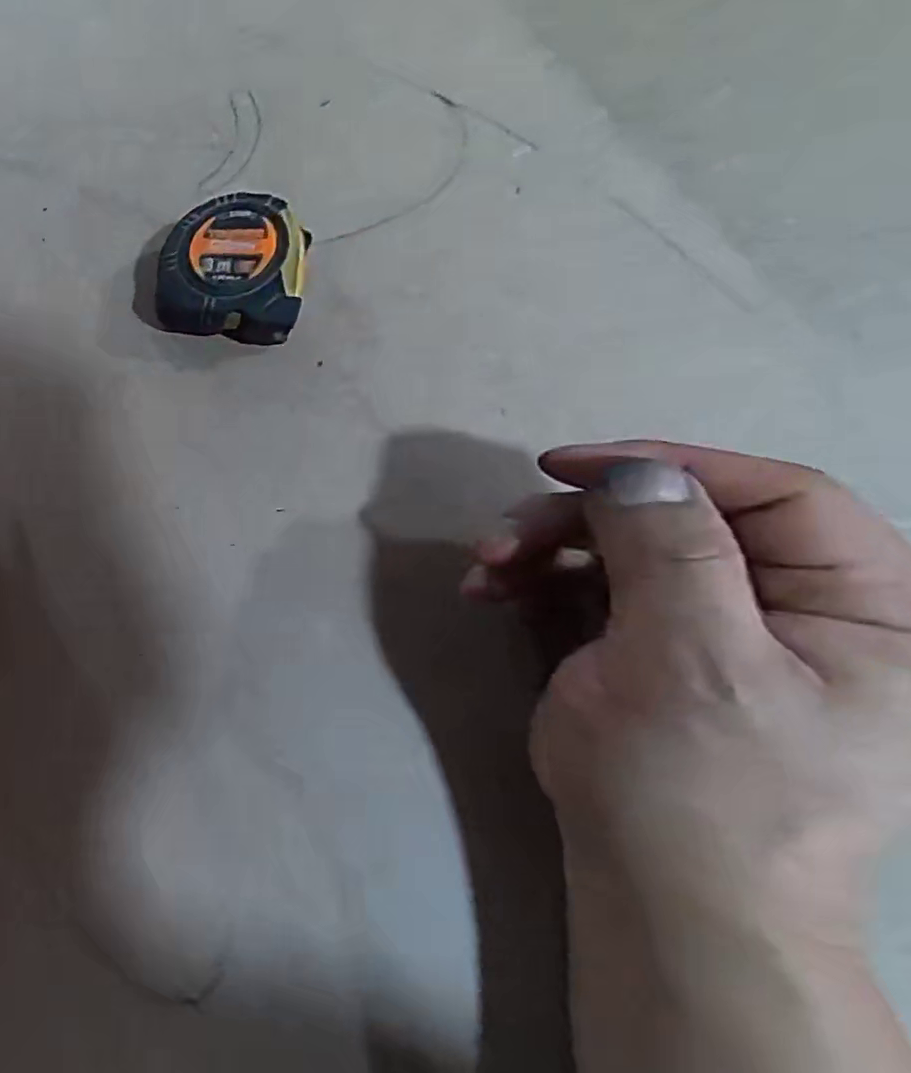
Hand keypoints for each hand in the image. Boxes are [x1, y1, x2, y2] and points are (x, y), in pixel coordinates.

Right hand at [467, 441, 910, 937]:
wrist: (662, 876)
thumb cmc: (705, 779)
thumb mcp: (697, 662)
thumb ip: (675, 556)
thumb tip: (633, 472)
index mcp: (858, 604)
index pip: (776, 496)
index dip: (670, 467)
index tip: (565, 465)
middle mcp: (783, 603)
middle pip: (674, 518)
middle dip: (576, 520)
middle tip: (499, 541)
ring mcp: (699, 624)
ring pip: (616, 547)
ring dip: (539, 549)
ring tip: (483, 572)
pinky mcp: (632, 643)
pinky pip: (581, 585)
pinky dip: (530, 580)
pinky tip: (489, 593)